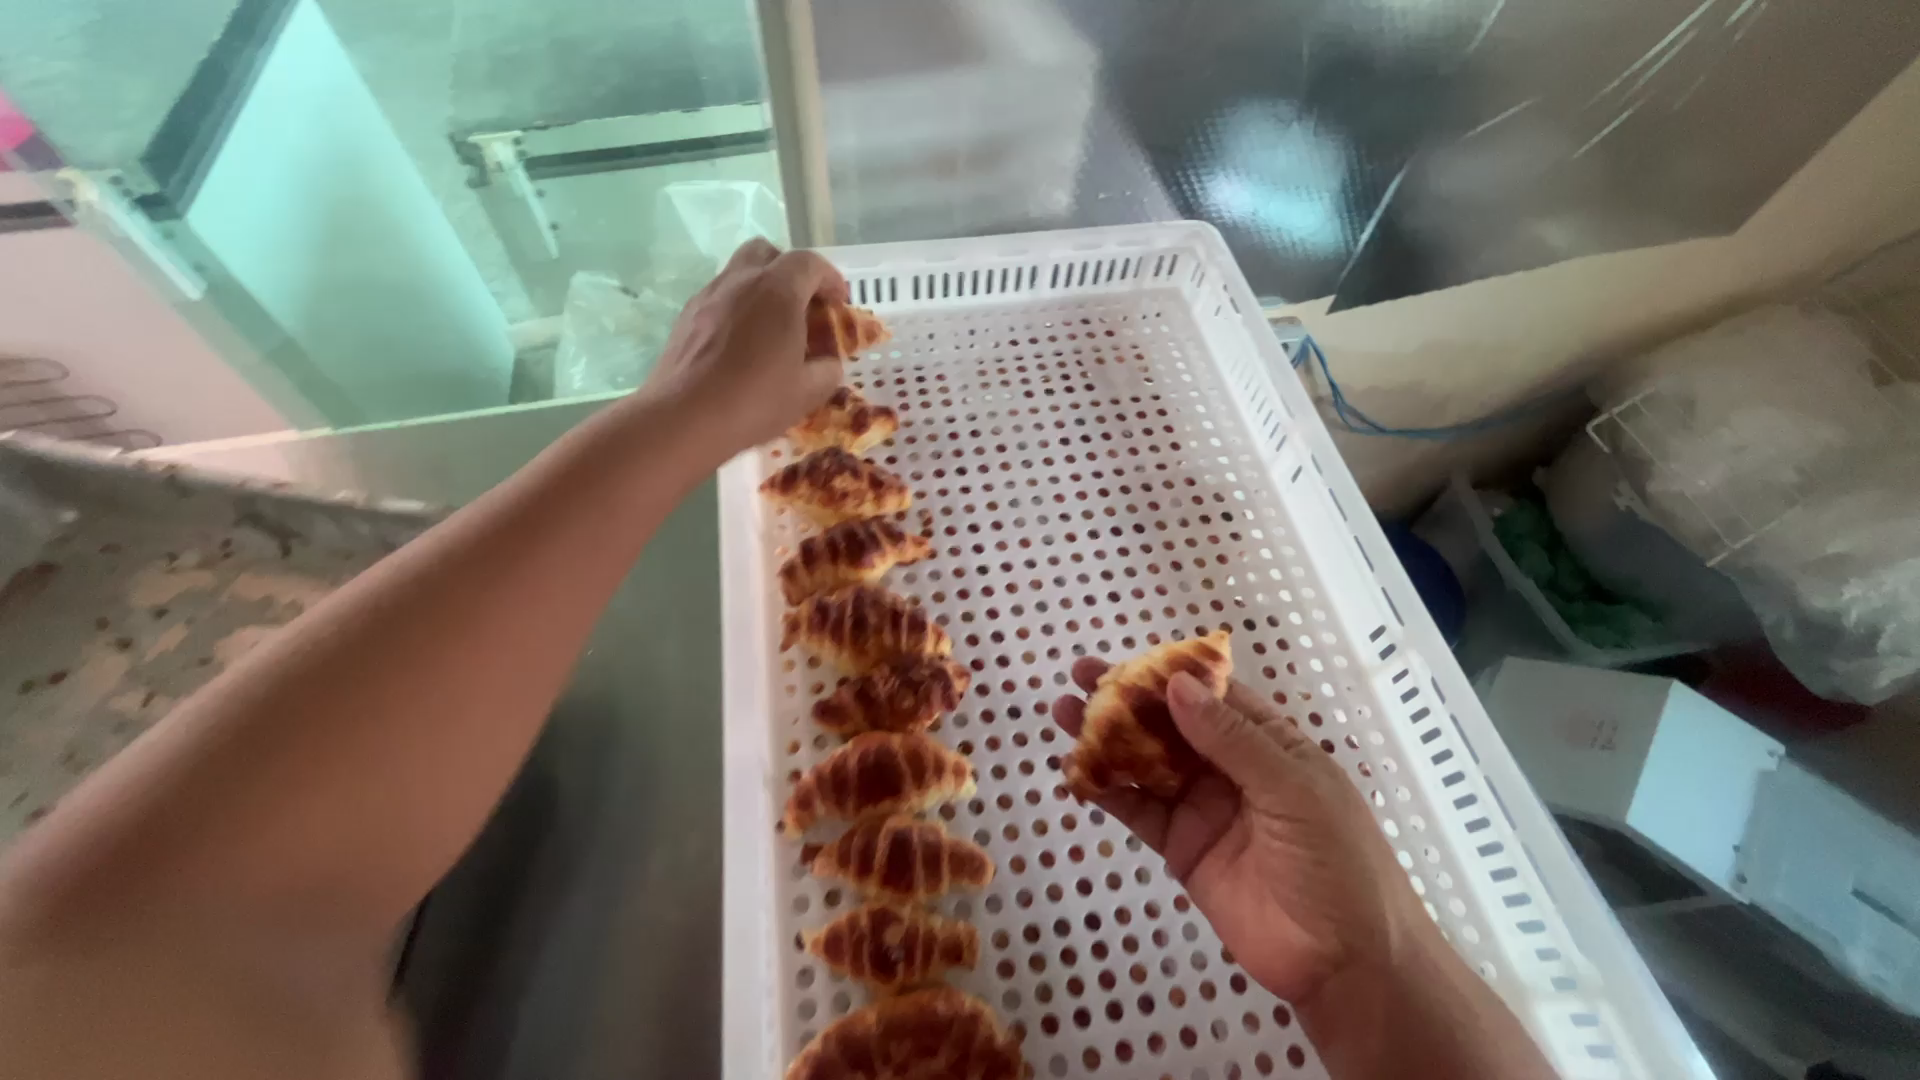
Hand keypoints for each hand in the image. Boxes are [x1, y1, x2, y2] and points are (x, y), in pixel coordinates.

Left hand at [641, 238, 848, 455]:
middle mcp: (741, 280)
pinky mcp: (687, 315)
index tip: (839, 304)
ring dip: (761, 289)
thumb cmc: (755, 401)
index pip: (810, 263)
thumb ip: (828, 369)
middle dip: (790, 272)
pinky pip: (720, 298)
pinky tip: (741, 346)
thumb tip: (828, 362)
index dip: (830, 279)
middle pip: (768, 253)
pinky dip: (738, 309)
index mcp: (778, 291)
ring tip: (772, 327)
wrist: (684, 417)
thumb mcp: (808, 392)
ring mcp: (709, 295)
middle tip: (802, 306)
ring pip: (740, 272)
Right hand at [1052, 662, 1429, 1005]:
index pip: (1212, 695)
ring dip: (1106, 738)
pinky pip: (1138, 809)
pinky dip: (1106, 790)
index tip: (1126, 660)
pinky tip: (1075, 772)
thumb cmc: (1337, 862)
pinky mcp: (1181, 845)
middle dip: (1126, 699)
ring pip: (1146, 761)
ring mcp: (1202, 806)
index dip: (1168, 675)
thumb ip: (1231, 739)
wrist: (1346, 965)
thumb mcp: (1292, 789)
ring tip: (1063, 713)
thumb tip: (1176, 685)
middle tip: (1081, 676)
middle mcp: (1230, 766)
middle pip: (1170, 723)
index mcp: (1268, 743)